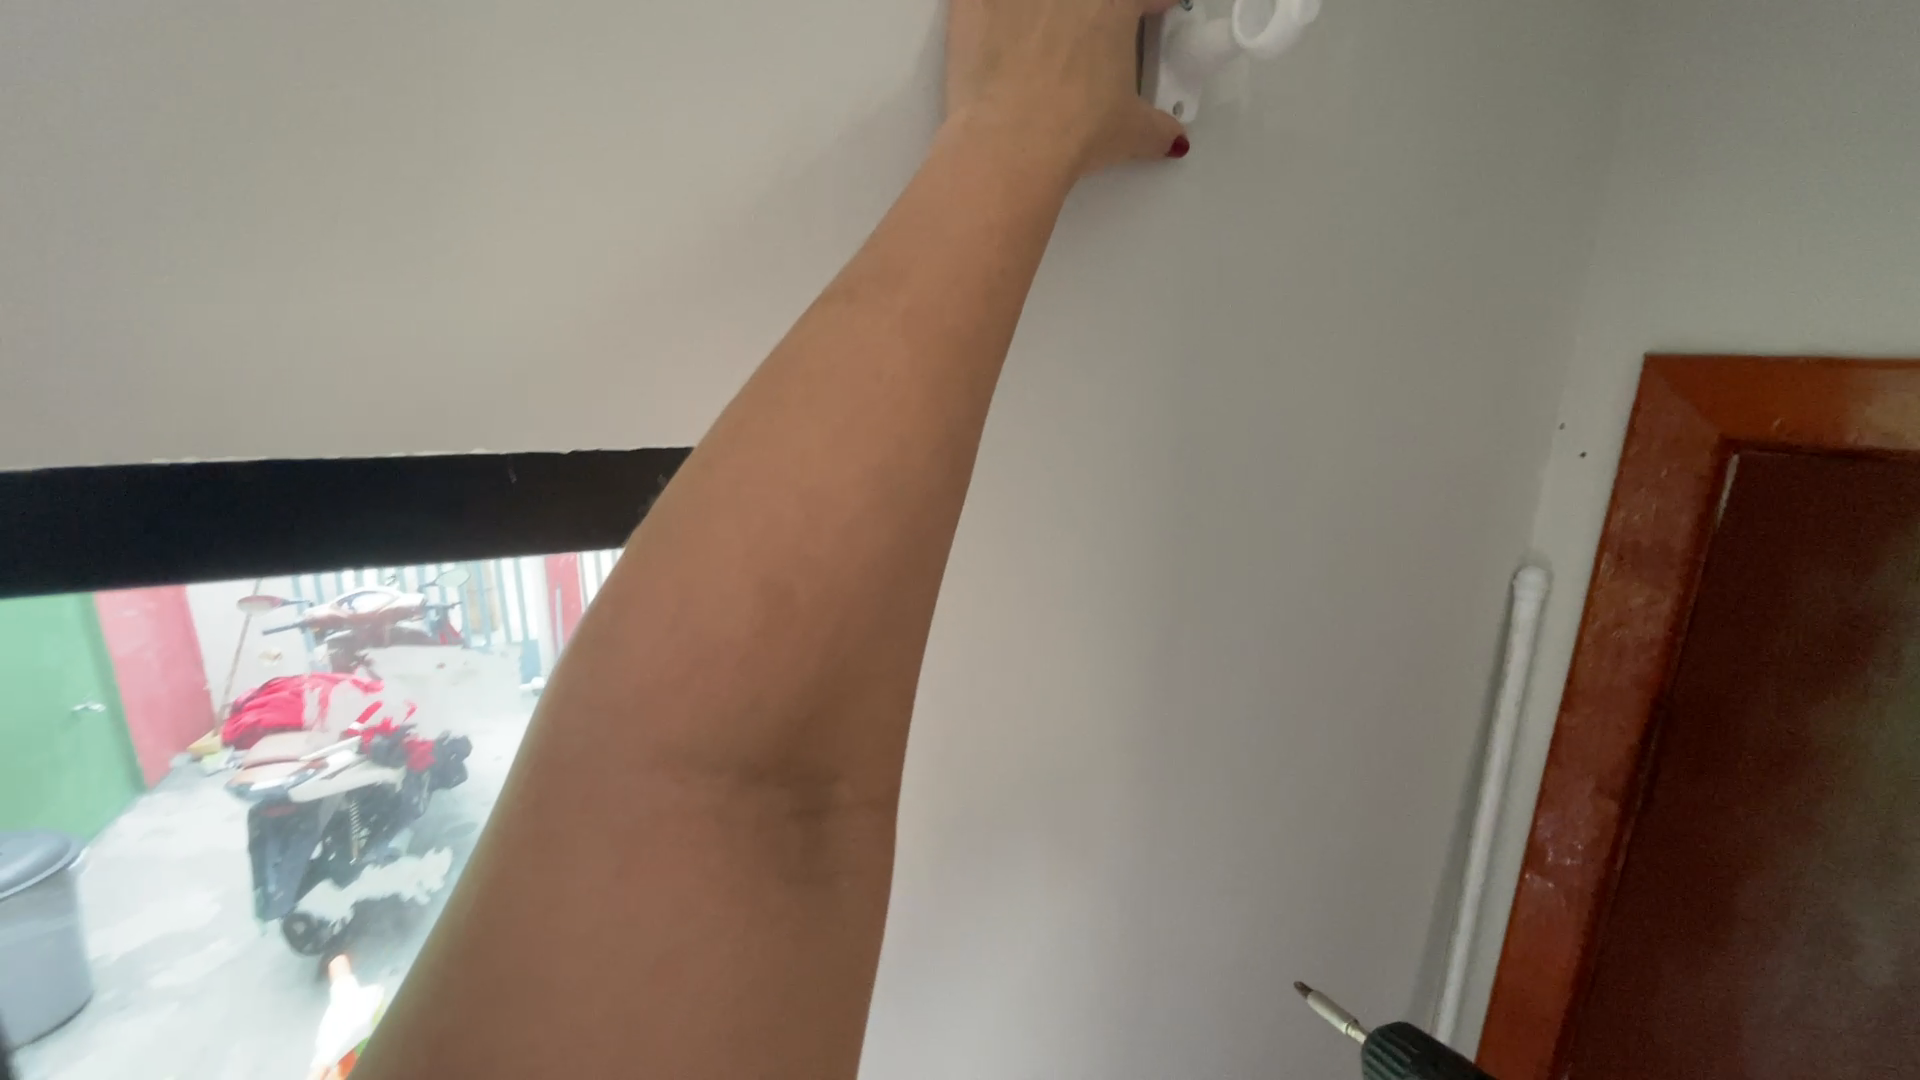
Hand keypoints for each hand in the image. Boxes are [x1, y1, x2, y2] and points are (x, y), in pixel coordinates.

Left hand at [946, 0, 1188, 176]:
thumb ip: (1157, 129)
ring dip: (1041, 8)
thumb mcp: (1129, 134)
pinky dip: (983, 10)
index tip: (1155, 10)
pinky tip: (988, 23)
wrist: (1009, 144)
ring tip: (1039, 32)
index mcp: (1115, 2)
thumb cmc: (1074, 132)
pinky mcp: (972, 3)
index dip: (1154, 4)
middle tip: (1085, 34)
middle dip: (1092, 9)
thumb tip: (1174, 140)